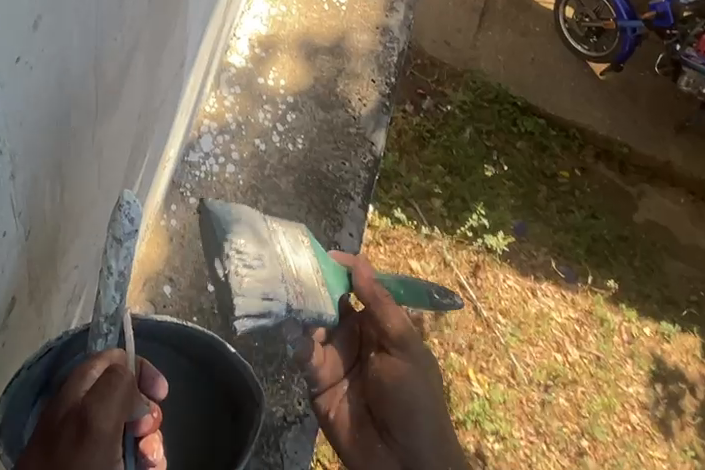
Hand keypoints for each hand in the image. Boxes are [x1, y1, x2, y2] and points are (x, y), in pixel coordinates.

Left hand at [15, 348, 167, 469]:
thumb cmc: (75, 466)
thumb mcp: (95, 417)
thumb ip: (116, 384)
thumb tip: (134, 379)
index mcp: (79, 388)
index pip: (114, 360)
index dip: (140, 369)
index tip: (160, 393)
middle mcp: (86, 410)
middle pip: (130, 397)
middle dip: (148, 413)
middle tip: (144, 433)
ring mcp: (94, 443)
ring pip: (135, 431)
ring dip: (151, 443)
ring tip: (149, 461)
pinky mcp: (103, 465)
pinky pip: (134, 457)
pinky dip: (148, 462)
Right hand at [293, 252, 468, 469]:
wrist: (406, 465)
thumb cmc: (416, 402)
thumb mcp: (405, 349)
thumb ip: (380, 306)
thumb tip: (358, 263)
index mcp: (378, 325)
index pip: (356, 287)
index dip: (341, 269)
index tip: (323, 255)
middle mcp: (353, 336)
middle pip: (327, 301)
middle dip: (312, 285)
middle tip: (293, 269)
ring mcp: (333, 358)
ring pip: (310, 323)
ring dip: (301, 311)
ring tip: (289, 298)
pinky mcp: (316, 381)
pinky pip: (303, 355)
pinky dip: (298, 343)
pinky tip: (297, 337)